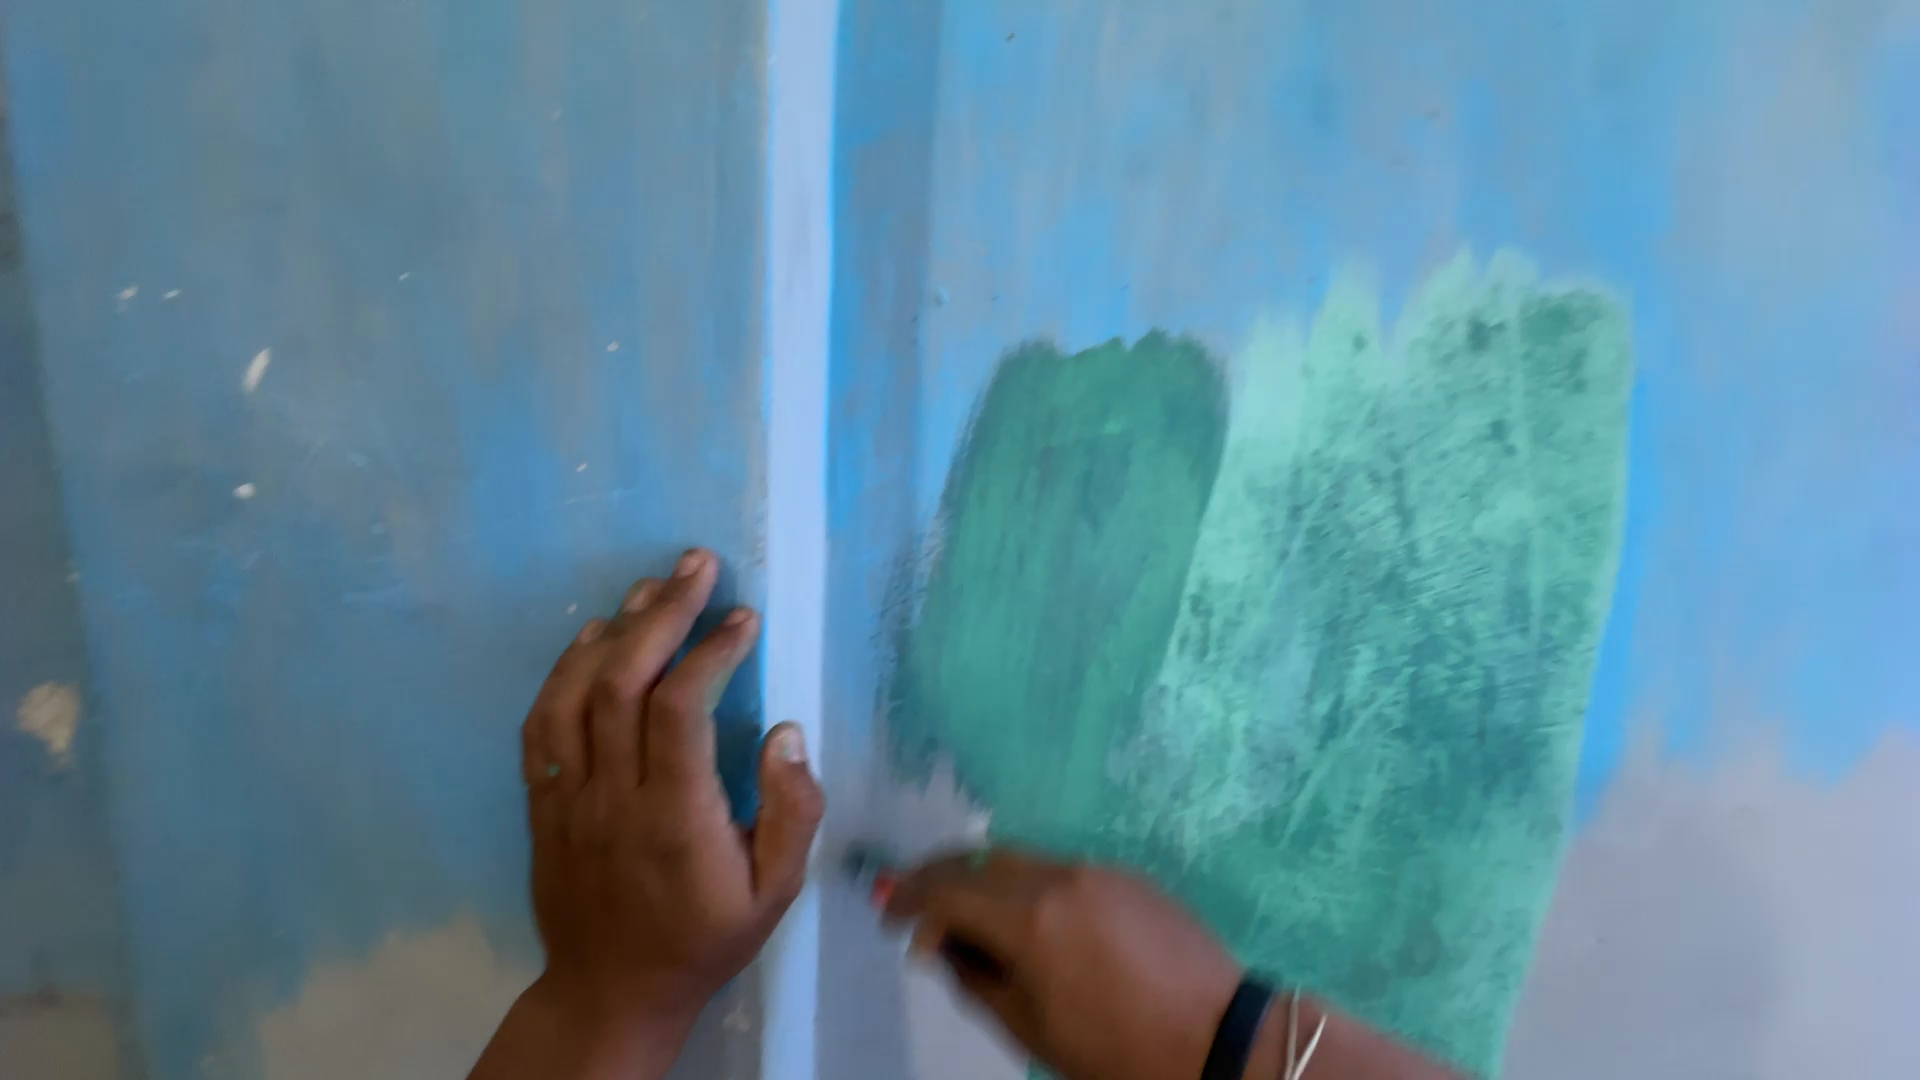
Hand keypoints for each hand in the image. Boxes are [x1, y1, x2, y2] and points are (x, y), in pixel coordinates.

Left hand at [471, 548, 824, 1079]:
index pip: (681, 711)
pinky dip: (564, 669)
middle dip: (663, 613)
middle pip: (623, 683)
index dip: (712, 652)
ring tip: (652, 585)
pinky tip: (593, 634)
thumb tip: (785, 732)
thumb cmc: (706, 937)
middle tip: (697, 564)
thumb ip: (793, 811)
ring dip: (615, 629)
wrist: (612, 994)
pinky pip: (541, 724)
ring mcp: (569, 798)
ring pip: (575, 694)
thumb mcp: (776, 892)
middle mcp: (614, 797)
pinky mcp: (545, 802)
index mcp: (674, 818)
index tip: (743, 617)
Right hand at [886, 850, 1457, 1079]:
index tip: (887, 910)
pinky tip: (1024, 910)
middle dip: (939, 874)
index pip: (949, 890)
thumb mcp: (1032, 1029)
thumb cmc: (1117, 1050)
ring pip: (1016, 855)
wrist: (1219, 1036)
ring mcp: (1092, 866)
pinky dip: (1024, 880)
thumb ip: (975, 976)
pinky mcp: (1120, 870)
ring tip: (962, 904)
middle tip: (912, 898)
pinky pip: (1055, 865)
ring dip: (981, 874)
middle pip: (979, 857)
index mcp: (1030, 919)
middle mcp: (1056, 875)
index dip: (910, 896)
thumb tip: (938, 943)